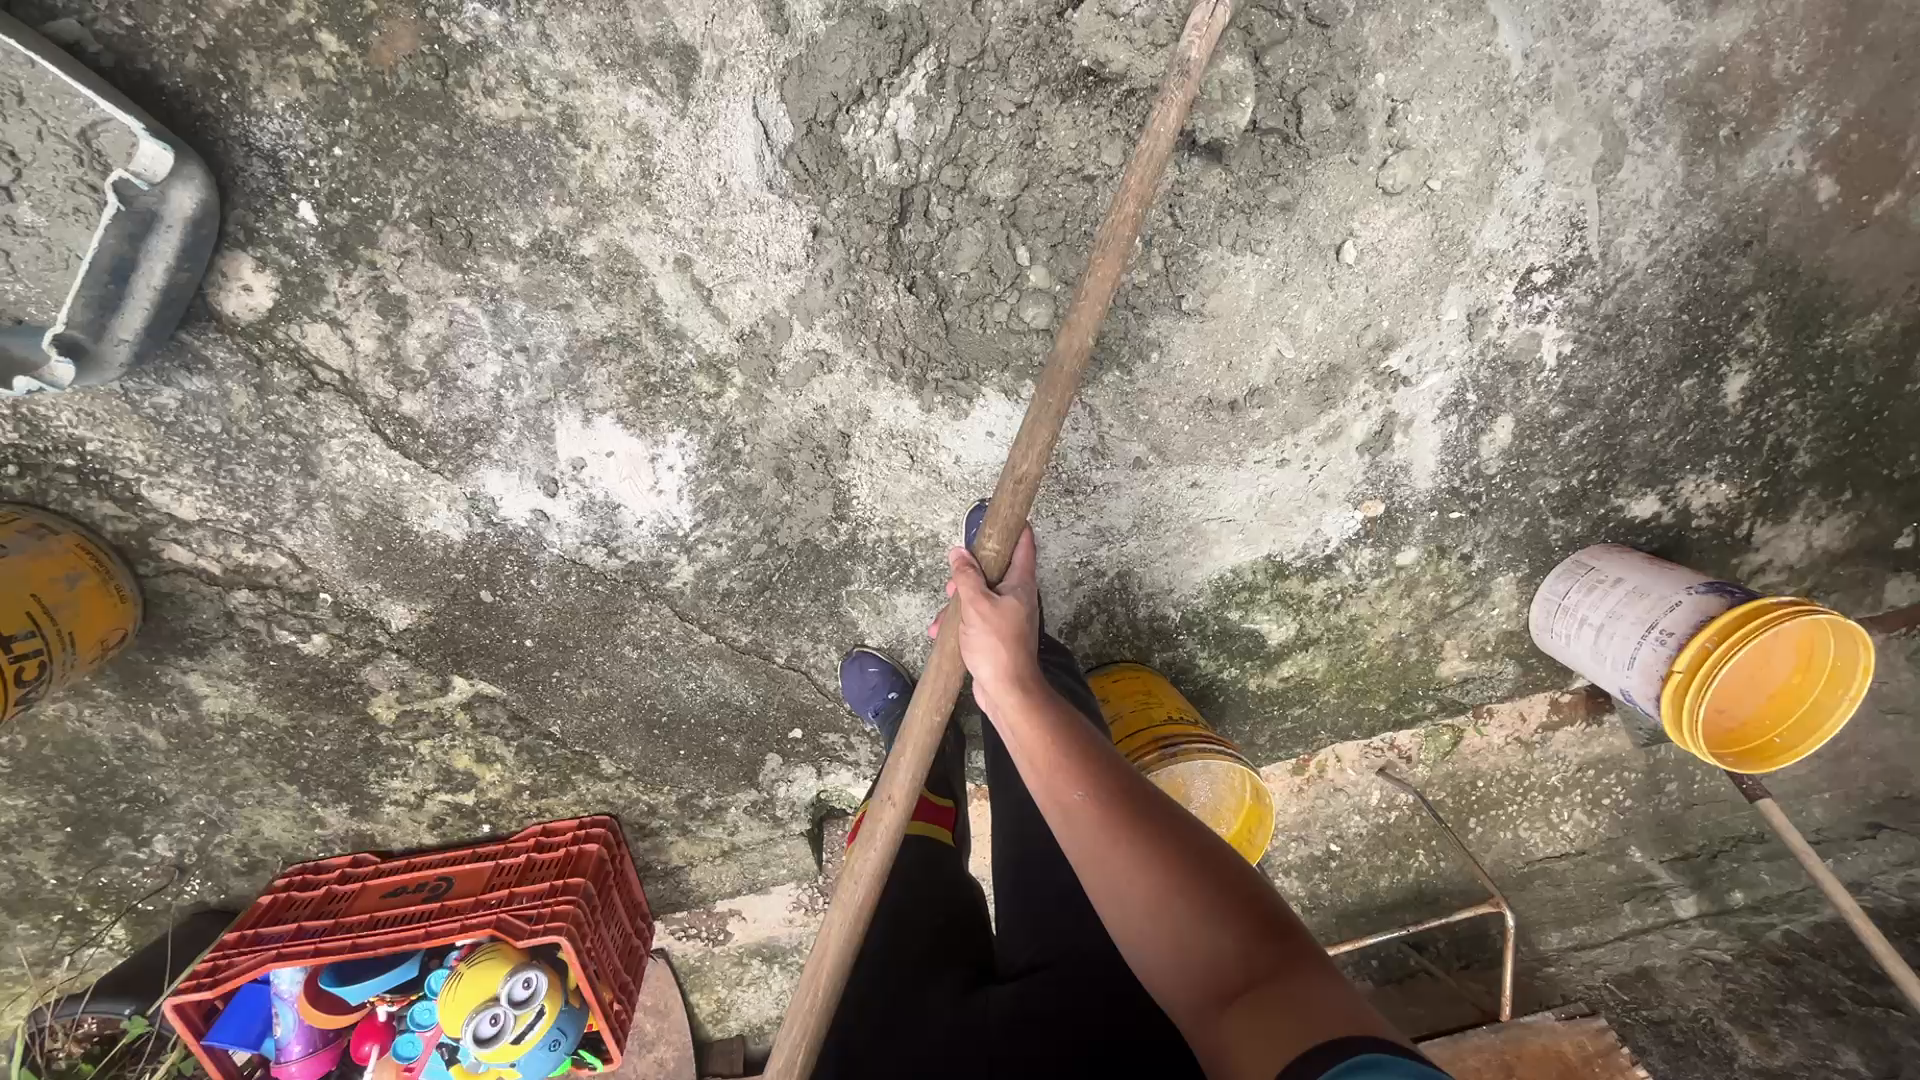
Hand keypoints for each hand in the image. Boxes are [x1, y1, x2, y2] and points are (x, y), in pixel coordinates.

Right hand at [929, 526, 1045, 718]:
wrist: (1005, 690)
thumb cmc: (997, 647)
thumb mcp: (975, 604)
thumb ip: (966, 576)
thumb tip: (958, 553)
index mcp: (1020, 583)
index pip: (1024, 544)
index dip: (1015, 527)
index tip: (1003, 516)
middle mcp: (1017, 596)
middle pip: (993, 570)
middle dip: (969, 572)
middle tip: (954, 580)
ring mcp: (1007, 615)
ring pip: (979, 595)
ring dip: (958, 602)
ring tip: (944, 617)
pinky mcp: (995, 634)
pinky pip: (974, 618)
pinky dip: (958, 622)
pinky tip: (941, 633)